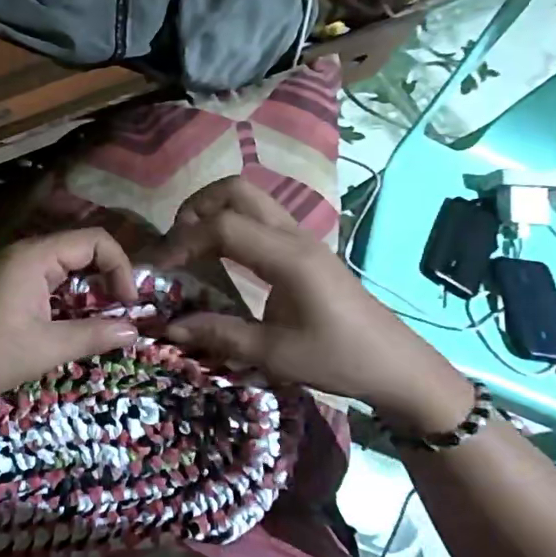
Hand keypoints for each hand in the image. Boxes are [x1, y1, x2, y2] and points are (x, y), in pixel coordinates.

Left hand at [0, 228, 140, 404]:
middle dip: (108, 279)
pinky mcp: (7, 288)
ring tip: (102, 323)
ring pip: (66, 269)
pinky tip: (74, 326)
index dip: (120, 267)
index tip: (128, 303)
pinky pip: (49, 283)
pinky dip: (68, 300)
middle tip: (121, 313)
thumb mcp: (49, 347)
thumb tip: (134, 330)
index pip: (95, 241)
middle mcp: (26, 255)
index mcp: (36, 257)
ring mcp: (14, 271)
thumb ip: (94, 335)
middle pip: (82, 251)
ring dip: (89, 292)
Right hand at [148, 178, 474, 432]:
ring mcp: (302, 239)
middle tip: (176, 246)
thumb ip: (219, 334)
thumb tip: (169, 327)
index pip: (223, 225)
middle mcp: (294, 236)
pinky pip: (260, 219)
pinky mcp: (305, 249)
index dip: (183, 241)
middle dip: (196, 209)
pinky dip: (231, 225)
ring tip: (192, 250)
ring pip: (249, 198)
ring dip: (213, 212)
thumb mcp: (274, 354)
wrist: (395, 366)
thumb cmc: (338, 359)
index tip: (160, 269)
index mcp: (288, 257)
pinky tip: (221, 259)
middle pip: (236, 191)